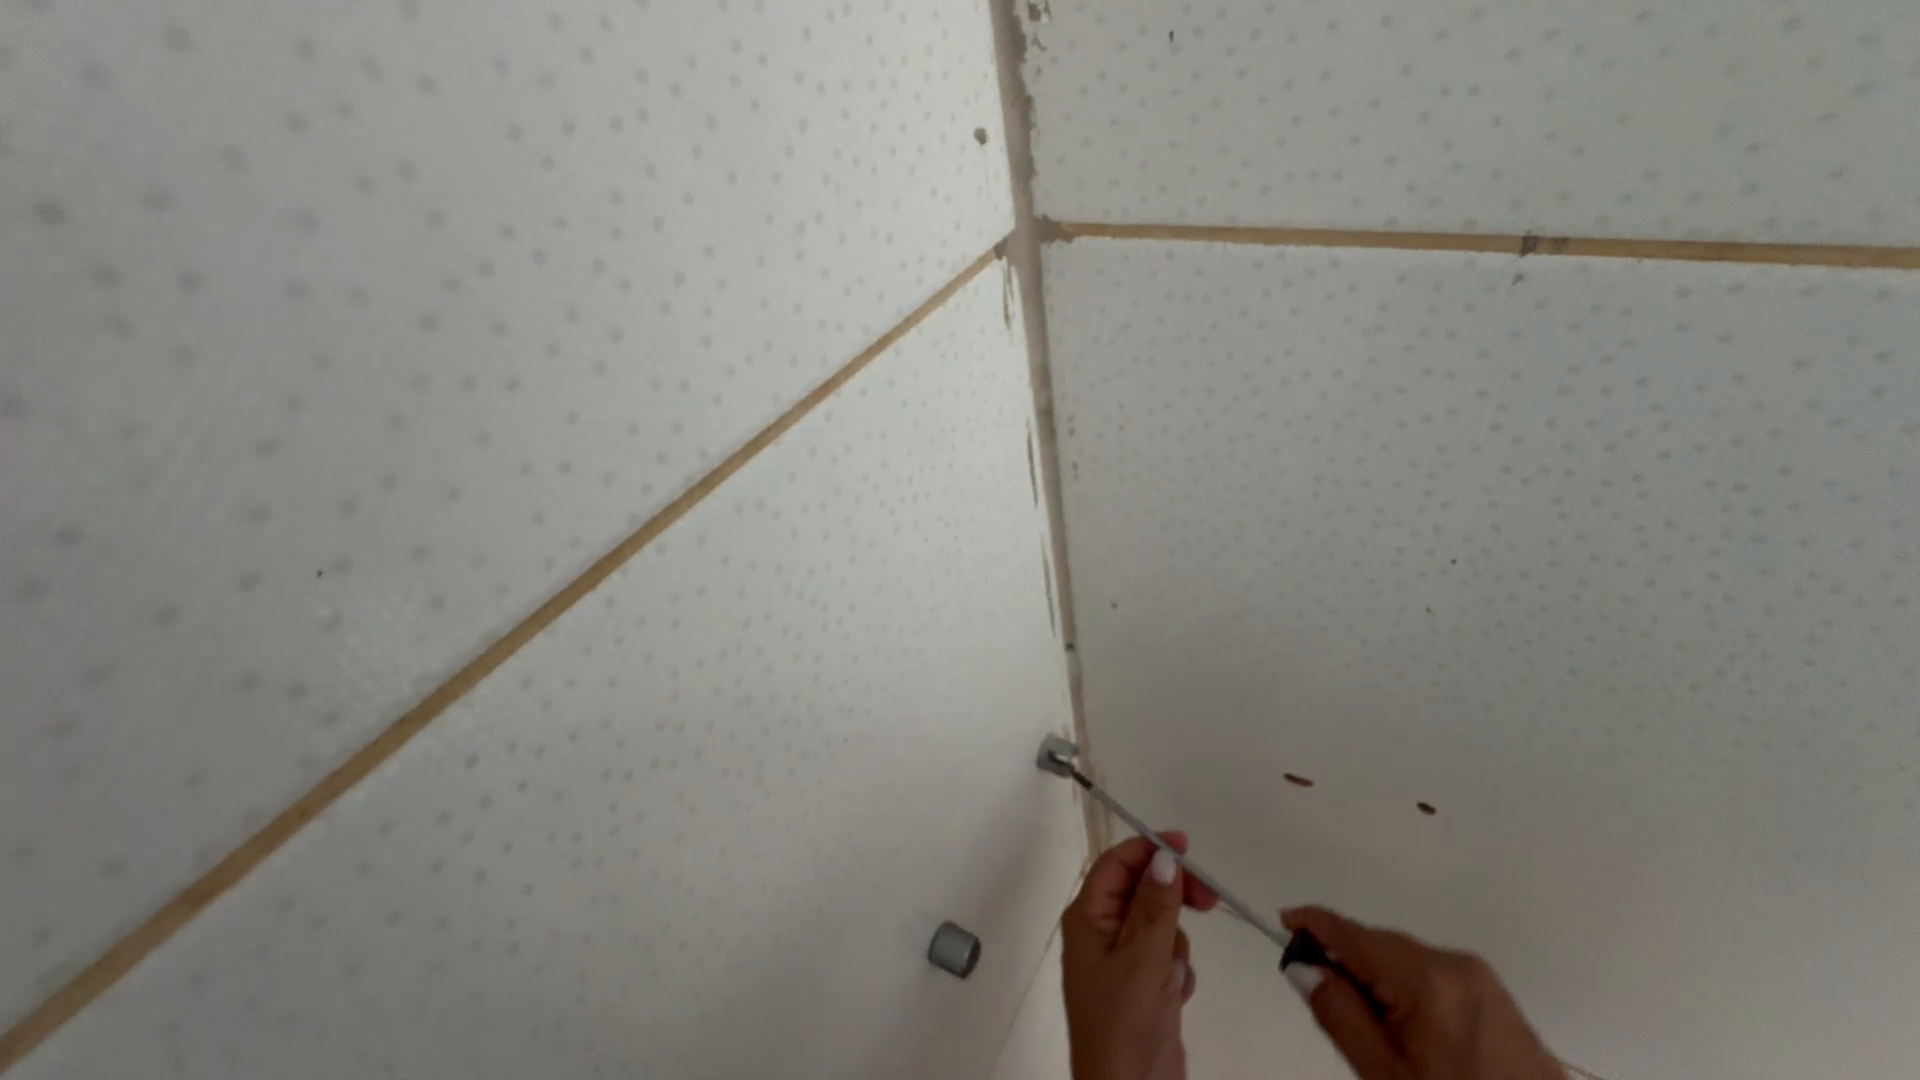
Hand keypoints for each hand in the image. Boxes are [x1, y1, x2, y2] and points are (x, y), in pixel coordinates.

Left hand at [1060, 833, 1220, 1079]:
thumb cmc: (1126, 1021)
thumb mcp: (1143, 956)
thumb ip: (1156, 904)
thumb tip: (1163, 855)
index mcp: (1087, 917)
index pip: (1117, 864)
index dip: (1149, 848)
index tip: (1186, 845)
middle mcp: (1100, 932)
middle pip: (1142, 890)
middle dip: (1173, 897)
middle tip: (1207, 901)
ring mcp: (1121, 961)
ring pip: (1159, 925)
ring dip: (1174, 946)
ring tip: (1170, 978)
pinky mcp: (1141, 987)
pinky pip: (1167, 958)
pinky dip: (1176, 972)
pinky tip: (1174, 997)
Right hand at [1281, 906, 1562, 1079]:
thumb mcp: (1386, 1074)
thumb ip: (1339, 1014)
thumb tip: (1304, 966)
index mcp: (1428, 977)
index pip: (1354, 935)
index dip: (1314, 923)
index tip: (1282, 921)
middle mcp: (1457, 962)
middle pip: (1378, 945)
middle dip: (1346, 963)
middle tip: (1324, 1002)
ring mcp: (1482, 978)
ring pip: (1404, 959)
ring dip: (1376, 978)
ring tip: (1372, 1030)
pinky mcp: (1496, 996)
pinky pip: (1431, 974)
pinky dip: (1406, 988)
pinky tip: (1405, 1029)